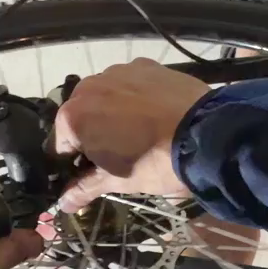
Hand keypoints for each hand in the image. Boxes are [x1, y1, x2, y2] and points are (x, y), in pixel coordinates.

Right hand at [52, 59, 210, 211]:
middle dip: (95, 134)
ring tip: (141, 132)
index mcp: (73, 117)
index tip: (94, 171)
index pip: (61, 146)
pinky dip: (136, 97)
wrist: (205, 136)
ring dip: (114, 112)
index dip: (75, 163)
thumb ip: (85, 188)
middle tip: (121, 154)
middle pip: (82, 116)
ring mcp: (118, 71)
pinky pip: (131, 83)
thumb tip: (63, 204)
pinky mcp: (145, 65)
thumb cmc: (155, 163)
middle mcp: (88, 86)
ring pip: (106, 96)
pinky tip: (155, 113)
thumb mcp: (119, 181)